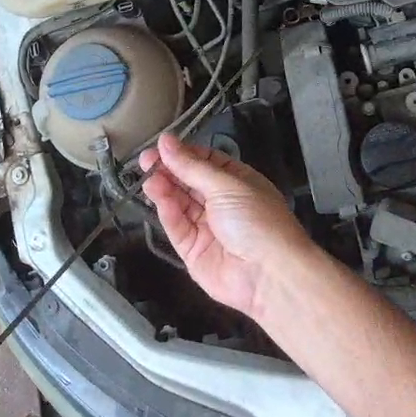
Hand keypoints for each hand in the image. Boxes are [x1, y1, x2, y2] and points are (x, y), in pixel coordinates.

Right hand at [138, 134, 318, 318]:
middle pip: (190, 182)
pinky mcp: (193, 251)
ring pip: (180, 203)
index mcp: (238, 182)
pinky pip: (177, 227)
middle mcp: (222, 203)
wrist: (269, 274)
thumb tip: (166, 142)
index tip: (161, 145)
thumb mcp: (227, 185)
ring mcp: (208, 228)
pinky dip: (166, 210)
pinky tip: (156, 194)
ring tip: (149, 176)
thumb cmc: (257, 220)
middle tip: (146, 160)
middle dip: (169, 170)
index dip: (184, 153)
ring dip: (164, 188)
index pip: (206, 162)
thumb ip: (192, 166)